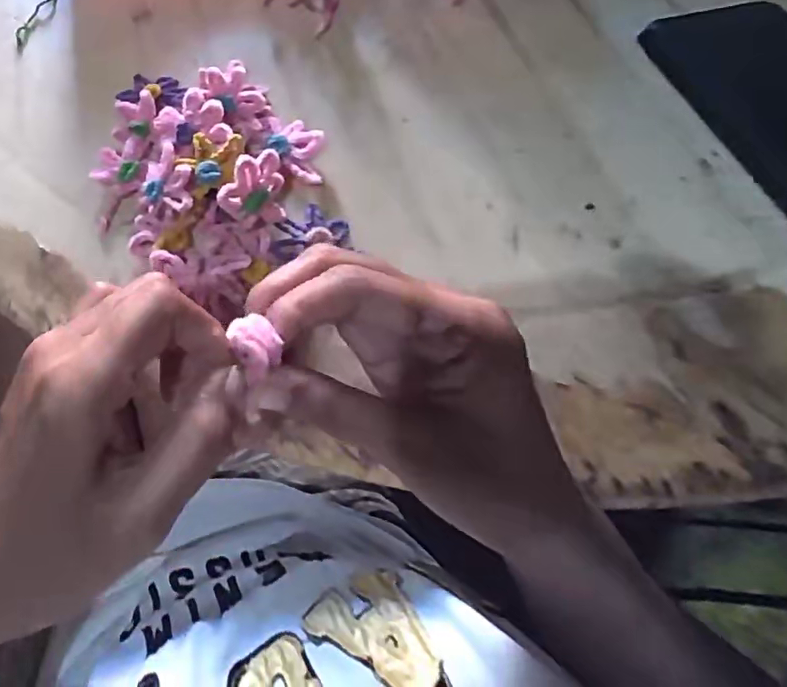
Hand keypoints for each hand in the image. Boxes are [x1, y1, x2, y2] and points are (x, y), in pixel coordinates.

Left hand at [0, 274, 239, 661]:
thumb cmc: (50, 558)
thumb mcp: (140, 517)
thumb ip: (199, 442)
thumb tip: (242, 385)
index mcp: (78, 376)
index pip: (157, 298)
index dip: (203, 328)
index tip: (220, 383)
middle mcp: (57, 345)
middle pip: (142, 296)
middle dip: (185, 339)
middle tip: (195, 403)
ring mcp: (43, 351)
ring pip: (123, 309)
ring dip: (159, 349)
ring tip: (163, 414)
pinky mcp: (40, 365)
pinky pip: (101, 332)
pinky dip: (132, 357)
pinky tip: (130, 417)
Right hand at [244, 246, 596, 557]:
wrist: (538, 520)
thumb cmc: (489, 488)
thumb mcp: (406, 449)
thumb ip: (329, 407)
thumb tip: (255, 384)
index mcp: (458, 320)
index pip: (364, 284)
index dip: (303, 303)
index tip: (258, 343)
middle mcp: (436, 303)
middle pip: (347, 267)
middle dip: (289, 293)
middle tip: (248, 336)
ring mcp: (418, 315)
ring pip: (340, 281)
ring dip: (292, 303)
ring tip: (257, 342)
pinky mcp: (402, 333)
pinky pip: (345, 311)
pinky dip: (308, 323)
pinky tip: (283, 345)